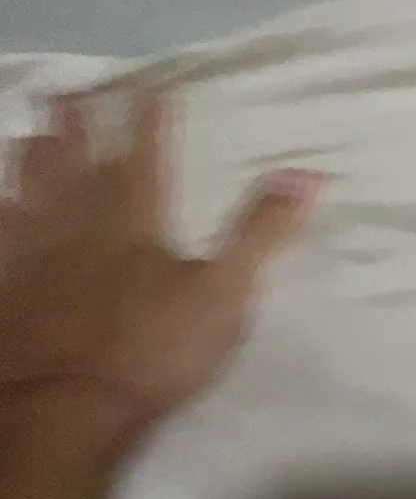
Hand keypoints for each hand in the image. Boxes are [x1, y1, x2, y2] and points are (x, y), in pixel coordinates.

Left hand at [0, 92, 322, 440]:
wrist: (58, 412)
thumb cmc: (156, 347)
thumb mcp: (229, 288)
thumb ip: (263, 229)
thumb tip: (305, 172)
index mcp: (132, 225)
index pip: (144, 159)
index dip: (148, 122)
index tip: (151, 86)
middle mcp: (71, 230)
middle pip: (71, 167)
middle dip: (76, 126)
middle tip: (73, 90)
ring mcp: (24, 261)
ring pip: (23, 196)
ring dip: (29, 161)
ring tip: (30, 133)